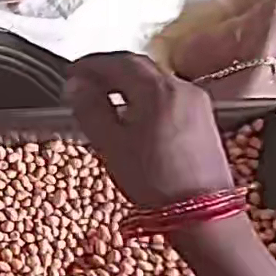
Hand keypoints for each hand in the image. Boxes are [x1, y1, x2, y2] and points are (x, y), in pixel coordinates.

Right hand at [65, 52, 234, 207]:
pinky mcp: (202, 118)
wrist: (201, 213)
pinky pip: (168, 95)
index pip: (119, 62)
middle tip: (84, 80)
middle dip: (109, 69)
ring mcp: (196, 102)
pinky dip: (144, 95)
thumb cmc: (153, 180)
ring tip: (103, 97)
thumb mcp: (111, 144)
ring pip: (155, 80)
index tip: (72, 71)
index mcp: (157, 91)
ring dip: (127, 82)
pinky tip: (131, 112)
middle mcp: (181, 88)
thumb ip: (90, 109)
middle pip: (139, 66)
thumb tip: (76, 86)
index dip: (91, 64)